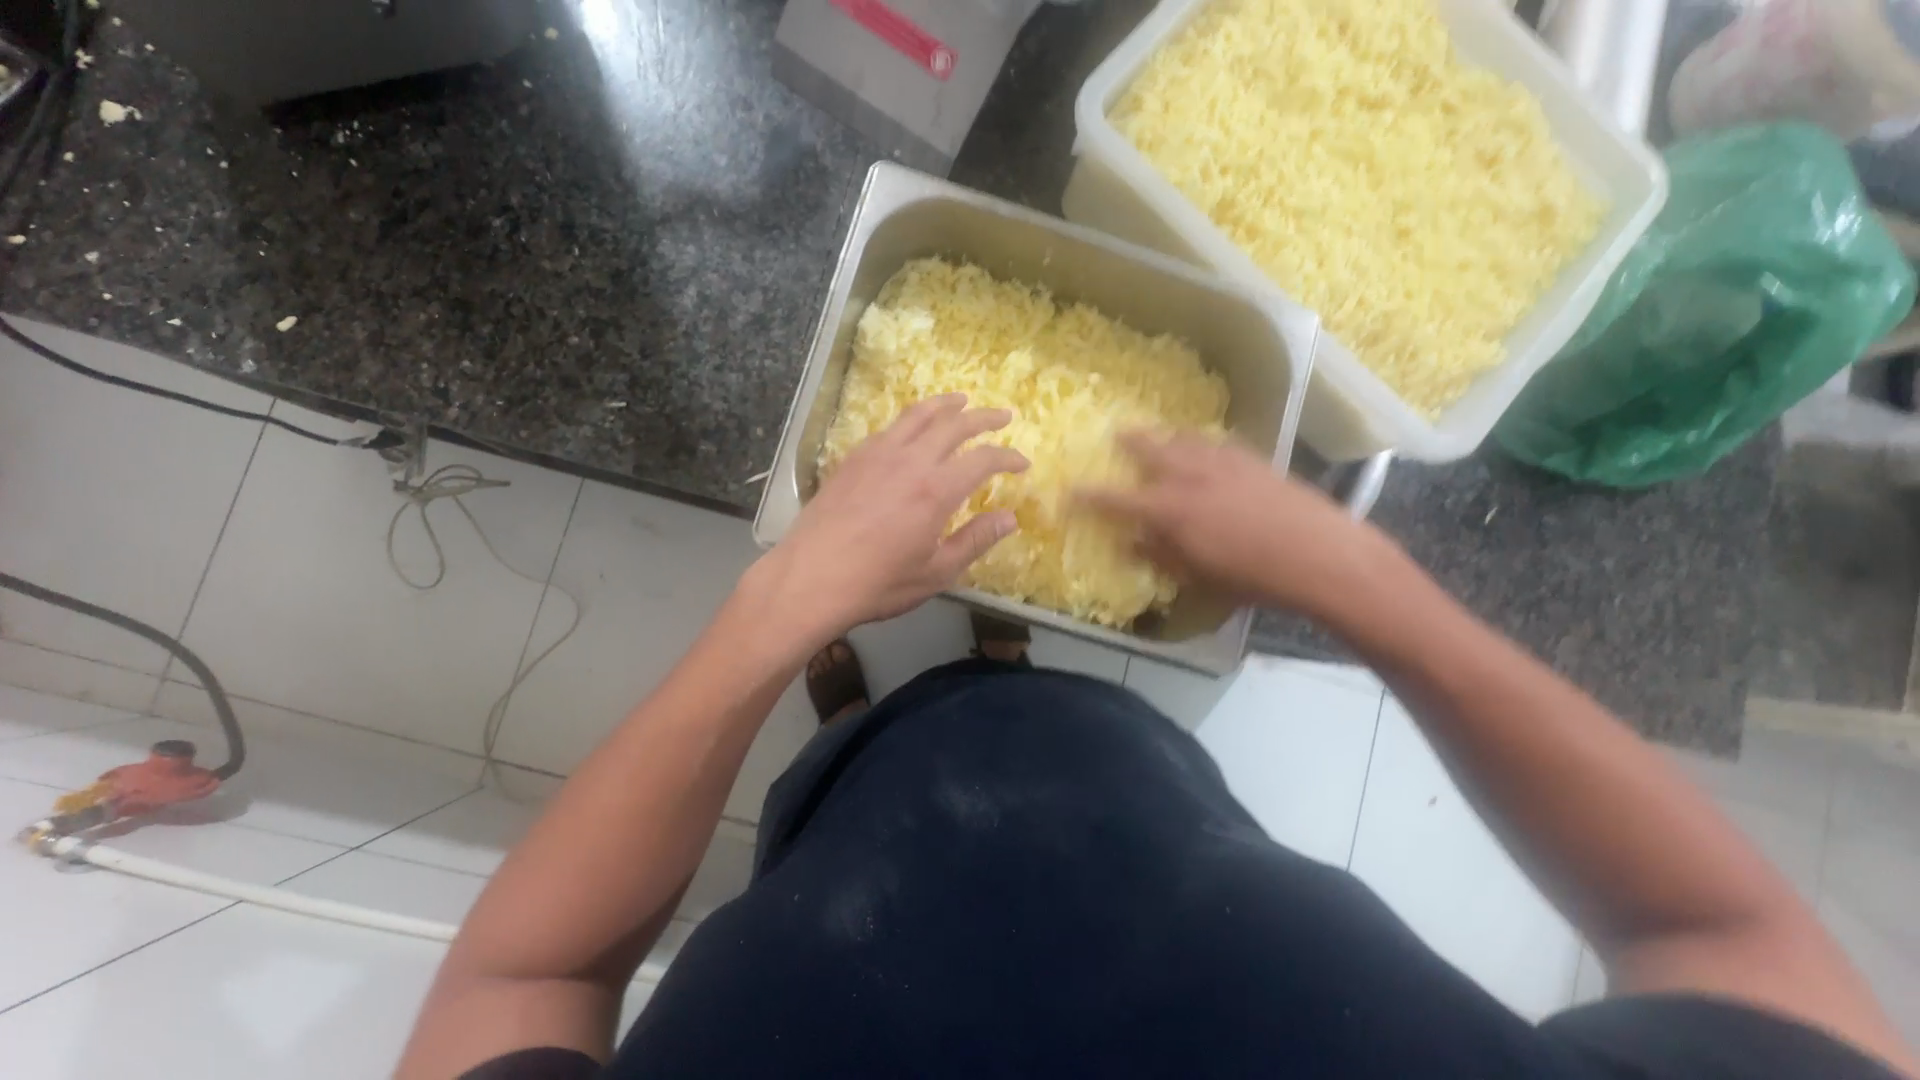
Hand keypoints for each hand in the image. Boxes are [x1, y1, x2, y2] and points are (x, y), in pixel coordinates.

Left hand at [751, 394, 1028, 642]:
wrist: (811, 578)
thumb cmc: (878, 583)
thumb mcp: (937, 572)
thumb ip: (976, 540)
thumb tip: (1010, 518)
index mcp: (936, 490)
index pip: (984, 460)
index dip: (1008, 457)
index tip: (1022, 463)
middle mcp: (910, 461)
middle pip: (954, 425)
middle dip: (984, 418)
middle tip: (1003, 416)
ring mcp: (877, 455)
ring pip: (917, 415)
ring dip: (944, 405)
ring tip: (960, 401)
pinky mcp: (852, 459)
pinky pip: (888, 428)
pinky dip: (910, 420)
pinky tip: (911, 429)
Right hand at [1080, 432, 1394, 617]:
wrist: (1319, 554)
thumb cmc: (1253, 577)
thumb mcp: (1198, 576)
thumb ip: (1161, 554)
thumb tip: (1131, 541)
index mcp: (1169, 510)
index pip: (1117, 499)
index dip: (1090, 496)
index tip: (1070, 491)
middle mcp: (1191, 477)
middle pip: (1151, 450)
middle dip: (1131, 442)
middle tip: (1117, 434)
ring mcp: (1224, 463)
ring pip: (1186, 439)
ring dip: (1166, 435)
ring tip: (1158, 432)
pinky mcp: (1254, 460)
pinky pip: (1219, 442)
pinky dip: (1203, 441)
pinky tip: (1207, 444)